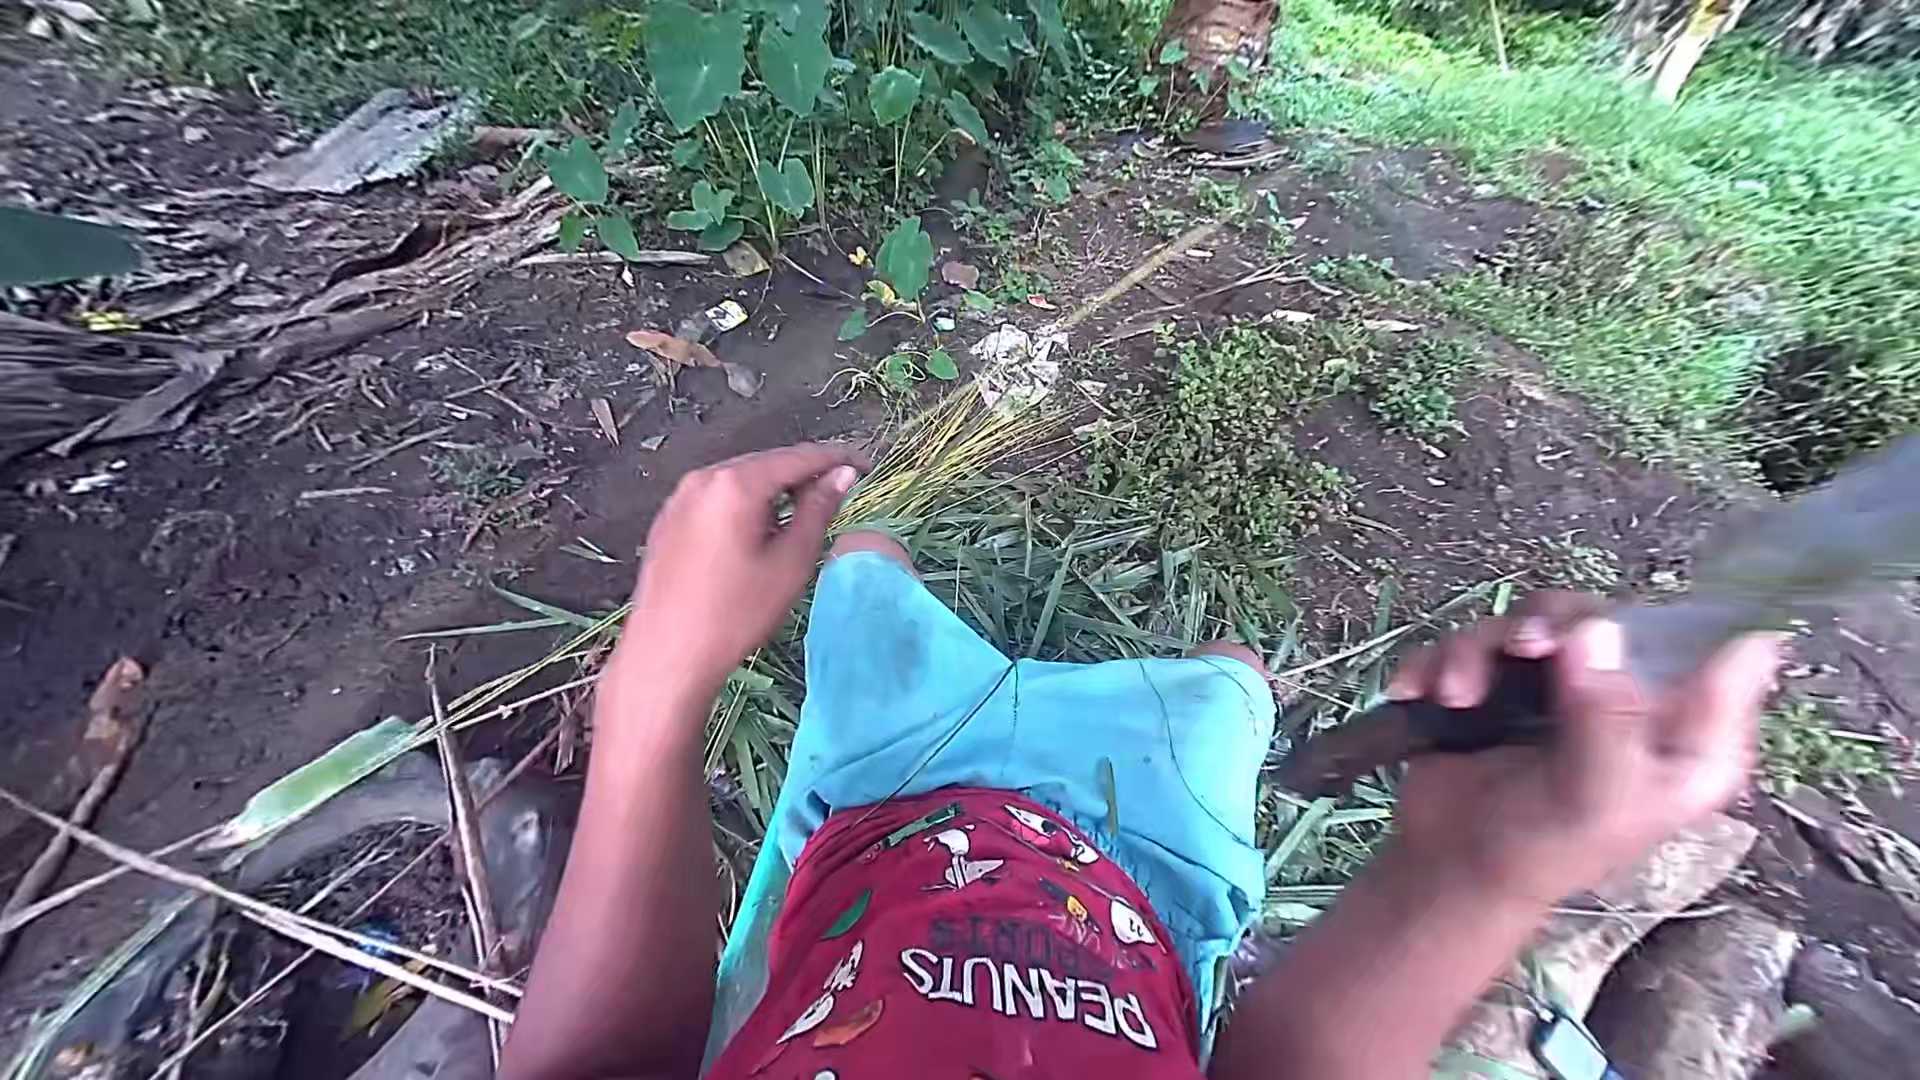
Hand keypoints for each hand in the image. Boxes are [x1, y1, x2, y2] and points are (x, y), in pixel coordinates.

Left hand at [618, 443, 863, 693]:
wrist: (667, 654)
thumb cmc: (737, 612)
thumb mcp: (791, 561)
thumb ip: (819, 509)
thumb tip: (842, 475)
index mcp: (737, 484)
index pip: (800, 457)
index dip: (838, 459)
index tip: (865, 468)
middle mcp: (705, 478)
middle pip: (769, 462)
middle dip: (807, 472)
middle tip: (839, 494)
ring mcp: (682, 496)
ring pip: (743, 477)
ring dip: (778, 488)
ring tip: (804, 514)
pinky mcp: (670, 517)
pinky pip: (720, 495)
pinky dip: (749, 501)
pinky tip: (761, 530)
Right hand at [1383, 593, 1779, 905]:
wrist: (1450, 860)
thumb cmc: (1542, 846)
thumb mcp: (1595, 795)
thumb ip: (1608, 717)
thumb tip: (1596, 630)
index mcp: (1672, 731)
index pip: (1703, 650)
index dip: (1665, 624)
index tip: (1607, 632)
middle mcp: (1606, 698)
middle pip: (1582, 620)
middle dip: (1540, 629)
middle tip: (1520, 650)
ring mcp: (1535, 690)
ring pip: (1505, 628)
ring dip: (1469, 653)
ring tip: (1451, 695)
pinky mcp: (1476, 687)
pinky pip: (1448, 648)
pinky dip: (1427, 664)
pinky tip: (1413, 693)